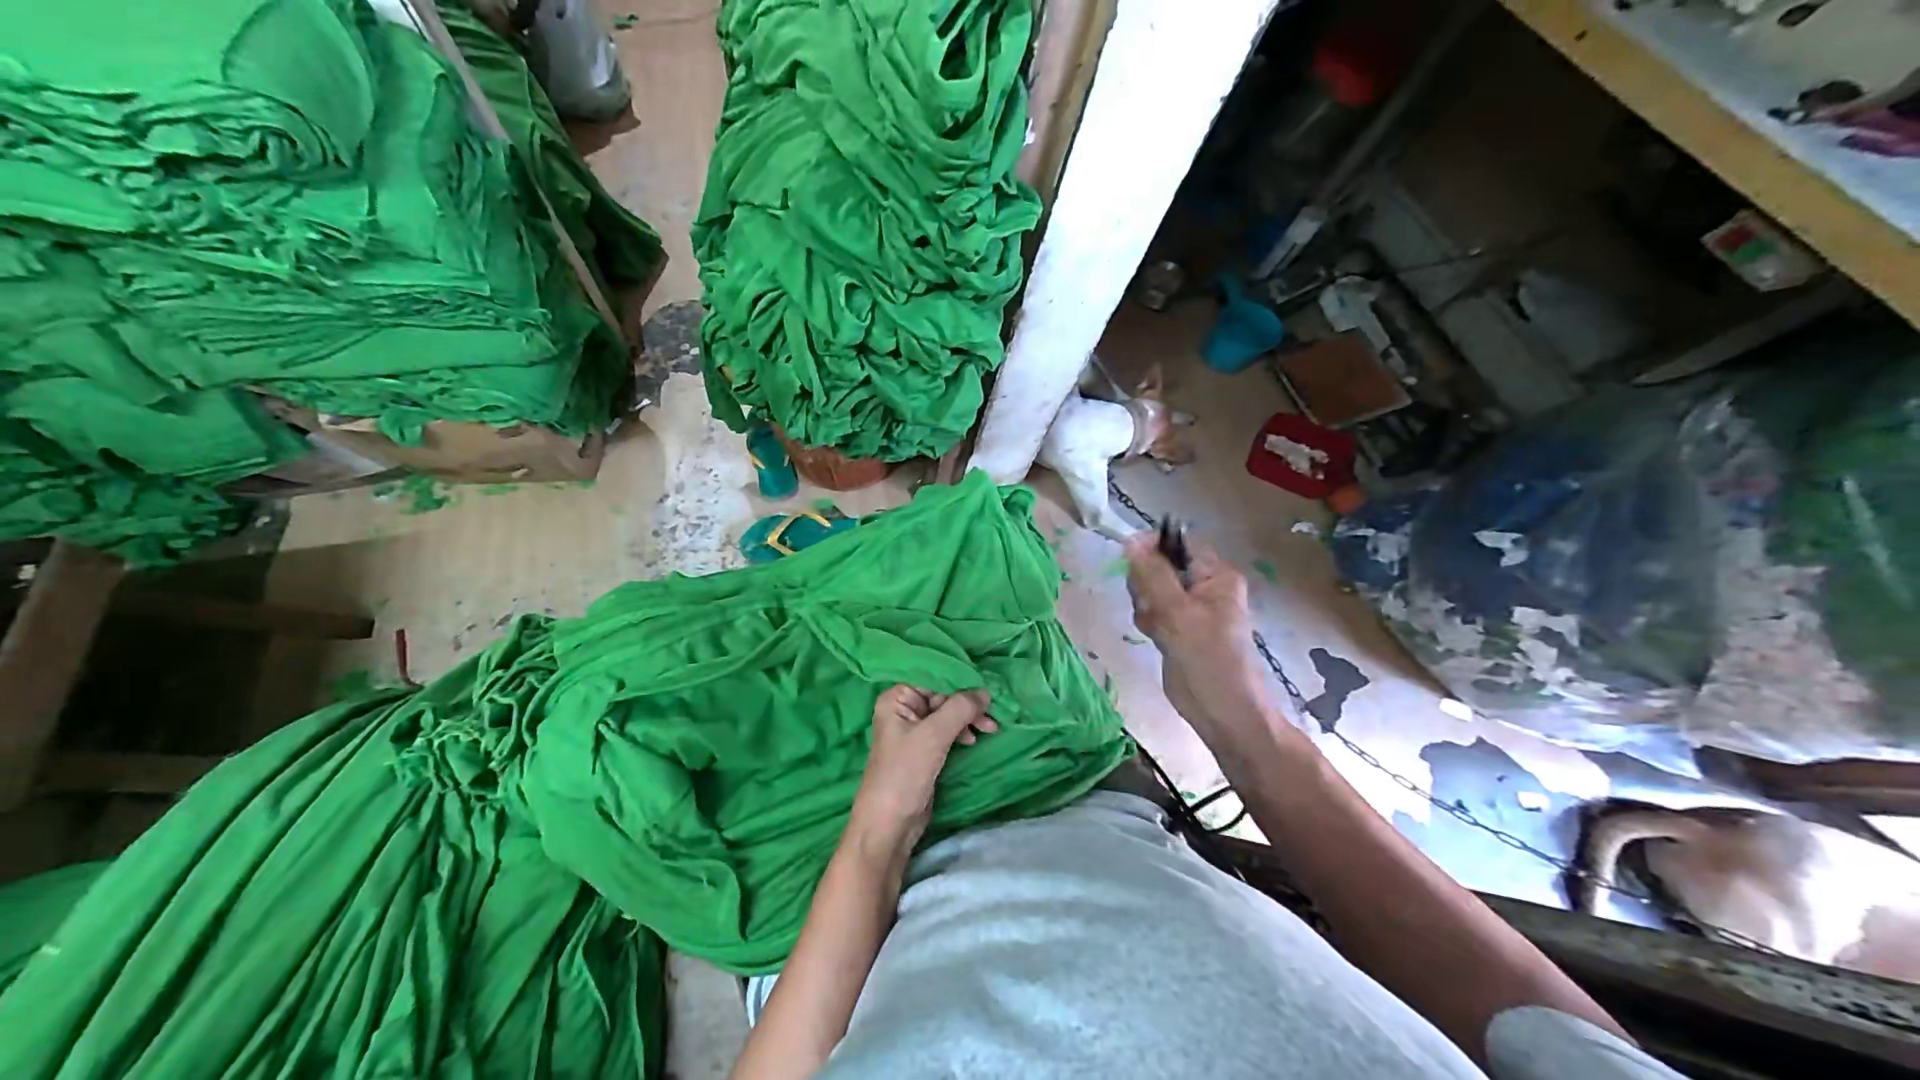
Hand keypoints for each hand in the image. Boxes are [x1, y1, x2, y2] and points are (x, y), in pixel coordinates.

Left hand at [850, 685, 996, 849]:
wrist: (891, 823)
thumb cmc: (905, 773)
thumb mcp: (934, 735)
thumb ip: (960, 708)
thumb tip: (985, 691)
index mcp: (897, 698)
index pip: (934, 678)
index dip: (961, 681)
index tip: (988, 688)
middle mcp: (903, 709)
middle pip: (942, 694)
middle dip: (968, 703)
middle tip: (992, 717)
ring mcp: (914, 729)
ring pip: (948, 713)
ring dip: (969, 718)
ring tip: (990, 729)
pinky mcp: (924, 748)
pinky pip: (947, 730)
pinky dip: (962, 731)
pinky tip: (973, 739)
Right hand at [1123, 534, 1268, 732]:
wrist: (1221, 711)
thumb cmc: (1209, 659)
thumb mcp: (1179, 612)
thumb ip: (1153, 575)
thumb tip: (1130, 541)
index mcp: (1216, 575)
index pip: (1178, 543)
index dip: (1153, 549)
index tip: (1133, 565)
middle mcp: (1203, 586)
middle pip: (1159, 565)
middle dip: (1147, 584)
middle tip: (1154, 607)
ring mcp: (1188, 608)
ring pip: (1150, 589)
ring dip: (1146, 606)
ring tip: (1158, 628)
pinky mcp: (1175, 627)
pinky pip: (1151, 611)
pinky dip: (1148, 622)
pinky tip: (1156, 638)